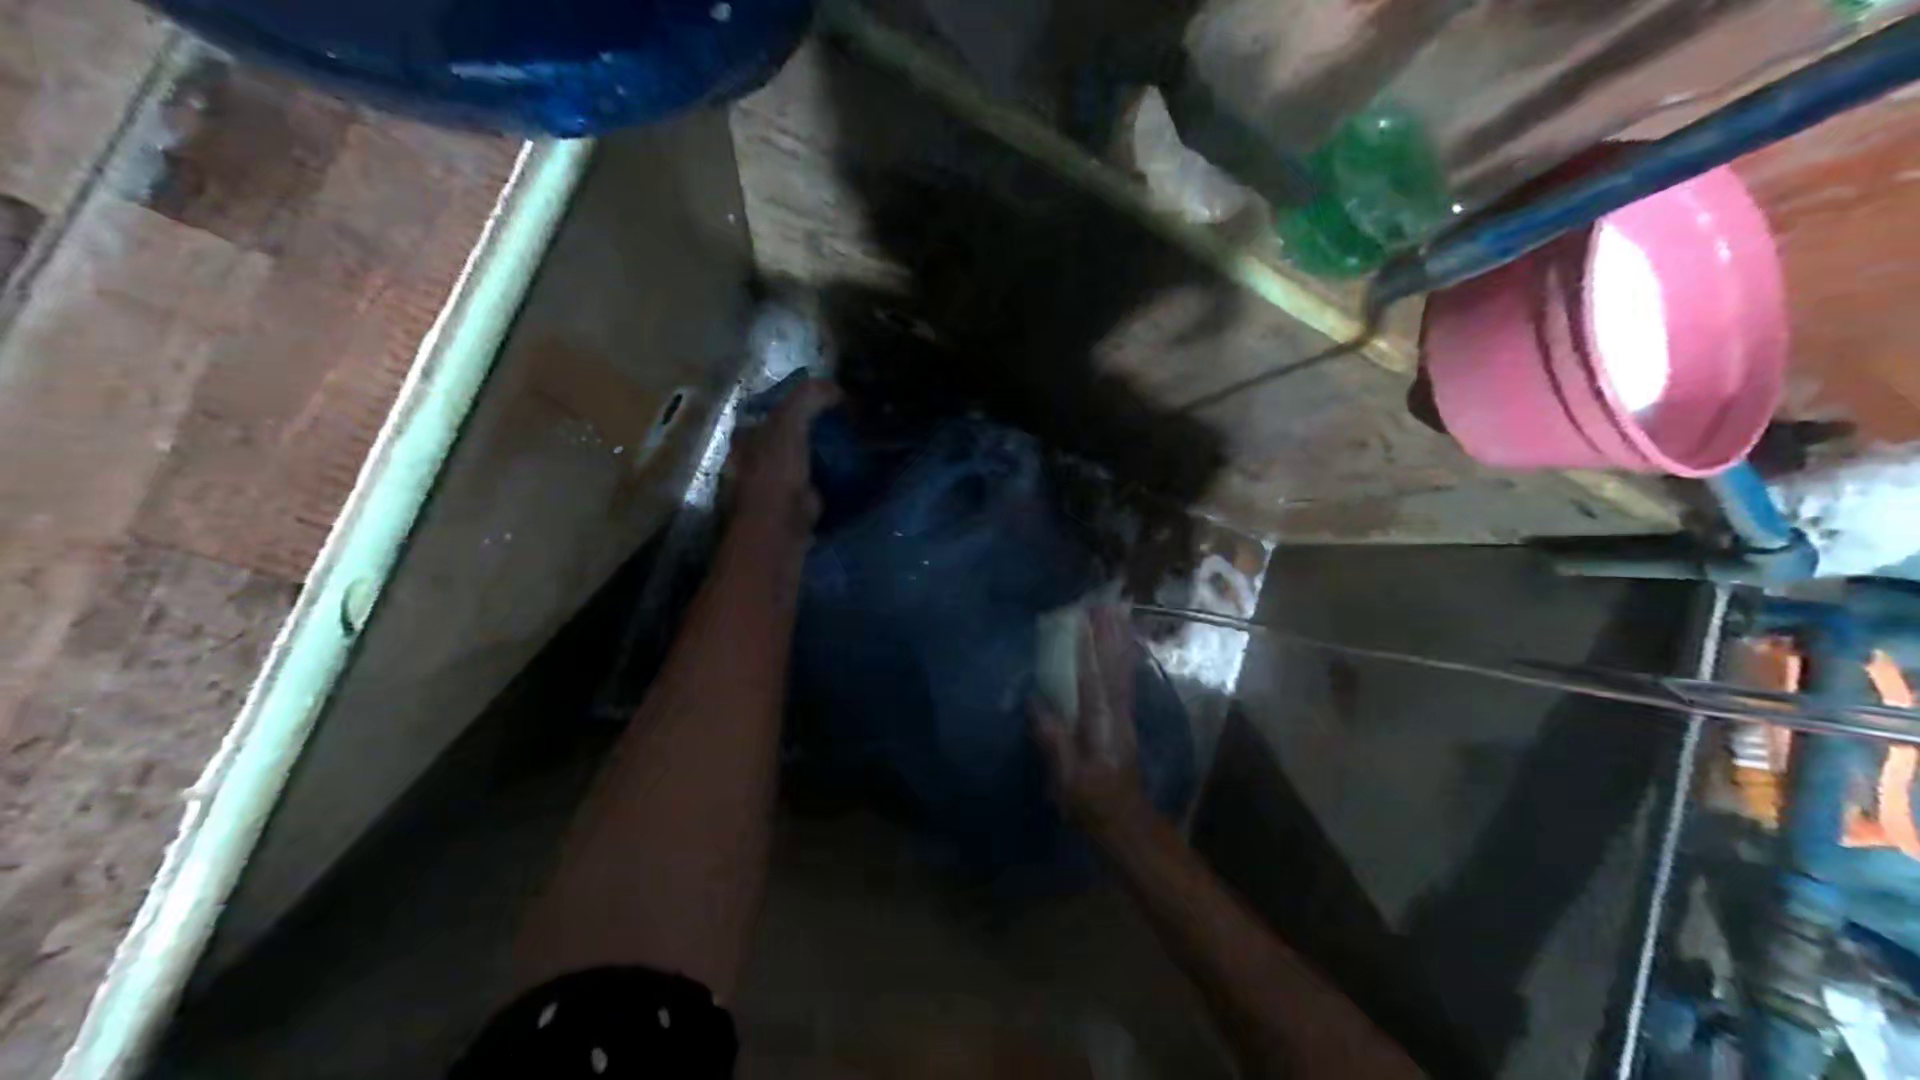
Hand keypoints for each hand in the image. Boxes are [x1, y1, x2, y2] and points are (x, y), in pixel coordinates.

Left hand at [731, 378, 838, 537]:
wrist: (779, 526)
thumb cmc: (775, 471)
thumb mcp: (789, 423)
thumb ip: (808, 399)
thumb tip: (835, 387)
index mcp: (746, 437)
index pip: (772, 410)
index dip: (798, 403)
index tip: (828, 400)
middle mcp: (754, 460)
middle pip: (787, 436)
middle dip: (812, 429)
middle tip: (844, 422)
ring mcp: (773, 486)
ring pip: (802, 460)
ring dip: (822, 454)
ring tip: (852, 444)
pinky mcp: (792, 507)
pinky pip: (815, 483)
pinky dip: (830, 478)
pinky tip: (849, 472)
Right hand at [1032, 604, 1152, 832]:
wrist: (1124, 821)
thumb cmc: (1091, 801)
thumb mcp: (1067, 777)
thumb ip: (1054, 740)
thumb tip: (1036, 701)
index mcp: (1100, 723)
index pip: (1093, 676)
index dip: (1088, 646)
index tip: (1083, 617)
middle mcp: (1117, 712)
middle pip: (1114, 664)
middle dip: (1110, 632)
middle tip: (1105, 602)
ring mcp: (1124, 714)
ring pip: (1124, 668)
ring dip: (1121, 639)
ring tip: (1117, 612)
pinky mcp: (1125, 718)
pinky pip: (1126, 678)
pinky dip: (1126, 656)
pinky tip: (1124, 645)